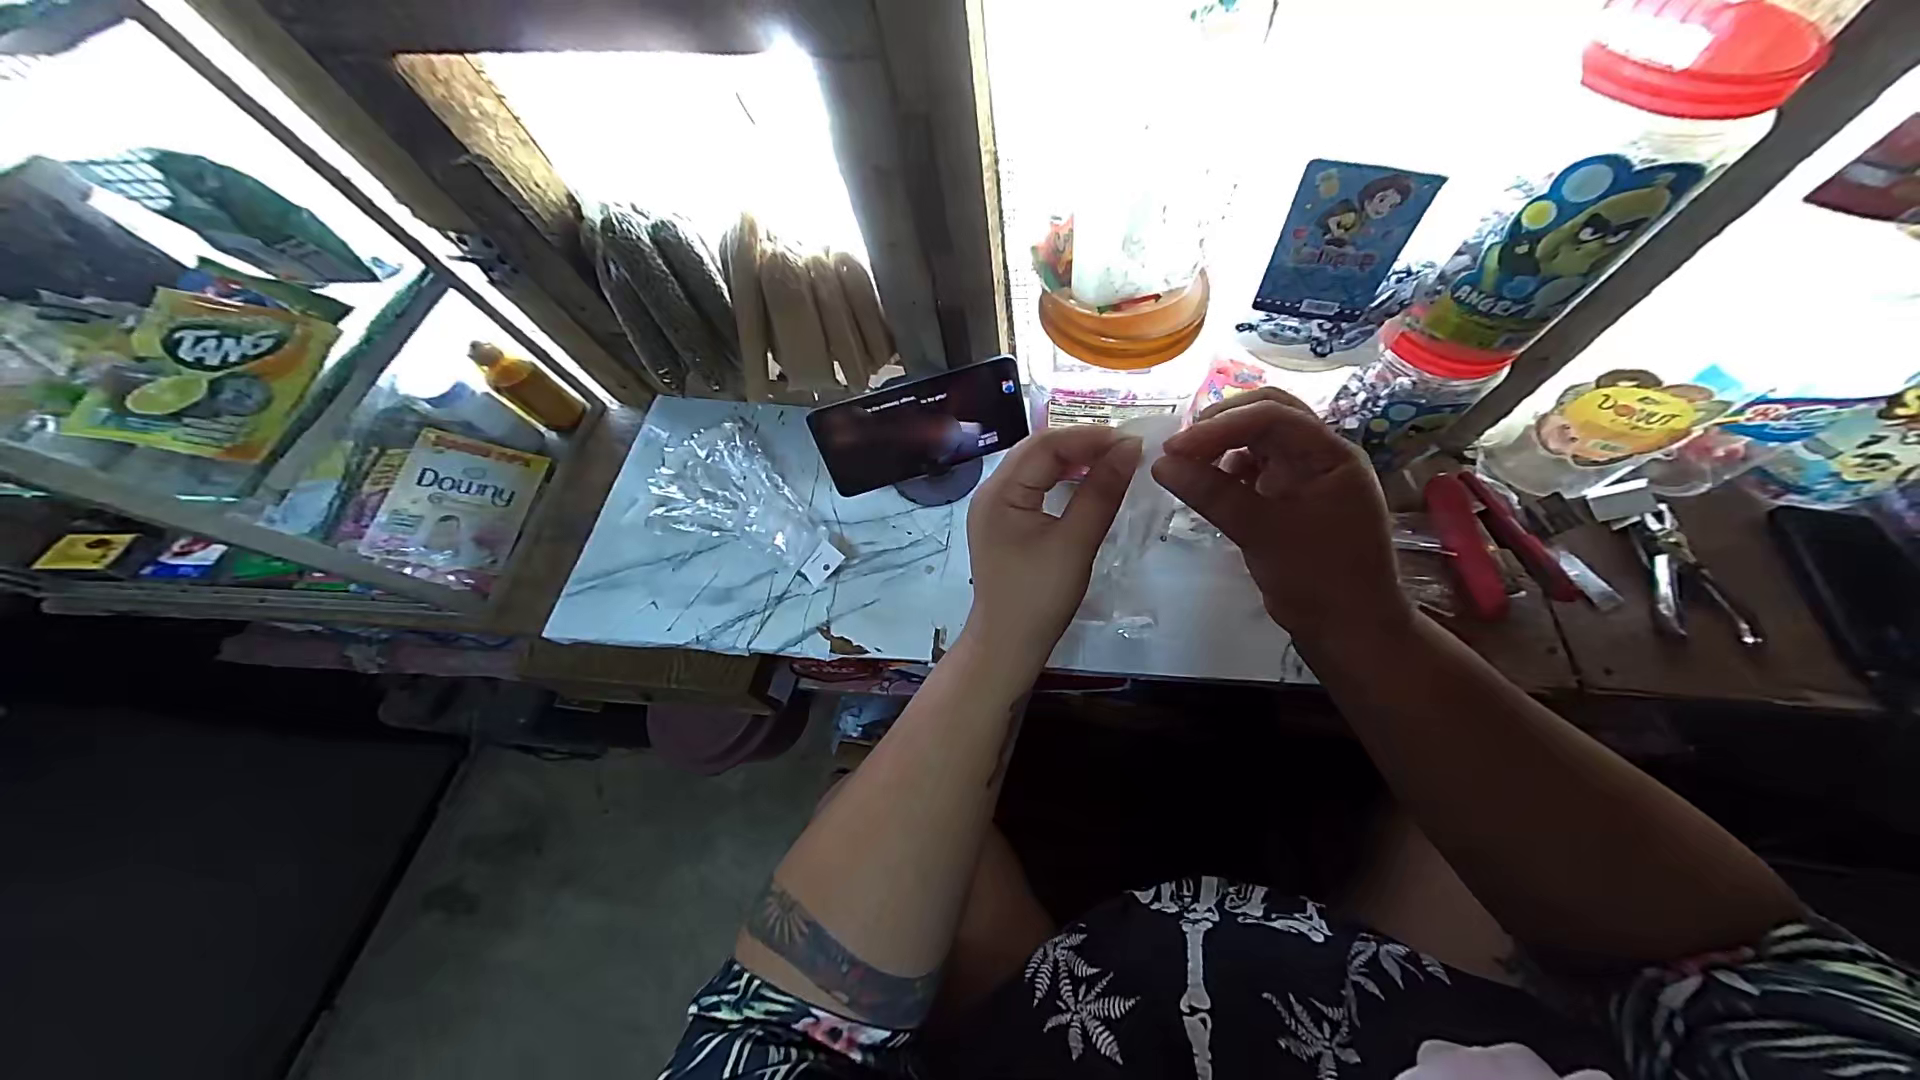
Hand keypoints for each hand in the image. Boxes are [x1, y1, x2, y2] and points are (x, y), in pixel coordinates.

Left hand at [964, 425, 1140, 665]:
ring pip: (1035, 466)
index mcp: (999, 492)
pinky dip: (1062, 478)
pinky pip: (1034, 486)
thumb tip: (1130, 448)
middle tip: (1126, 447)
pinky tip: (1086, 481)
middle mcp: (991, 491)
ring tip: (1112, 459)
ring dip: (1072, 459)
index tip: (1131, 441)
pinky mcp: (1004, 522)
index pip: (1045, 445)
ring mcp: (994, 507)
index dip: (1089, 438)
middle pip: (1037, 450)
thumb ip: (1101, 492)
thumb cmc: (1039, 597)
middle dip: (1081, 443)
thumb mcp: (1076, 542)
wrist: (1008, 643)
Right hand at [1151, 388, 1409, 644]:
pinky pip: (1256, 467)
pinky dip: (1228, 468)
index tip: (1174, 450)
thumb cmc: (1317, 578)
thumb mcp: (1260, 532)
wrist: (1350, 628)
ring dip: (1222, 444)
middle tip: (1178, 449)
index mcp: (1330, 454)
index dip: (1218, 426)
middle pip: (1268, 414)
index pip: (1272, 415)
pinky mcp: (1292, 496)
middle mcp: (1321, 454)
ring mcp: (1307, 475)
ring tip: (1187, 465)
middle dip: (1220, 425)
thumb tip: (1160, 464)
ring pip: (1260, 439)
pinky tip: (1209, 484)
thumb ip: (1211, 493)